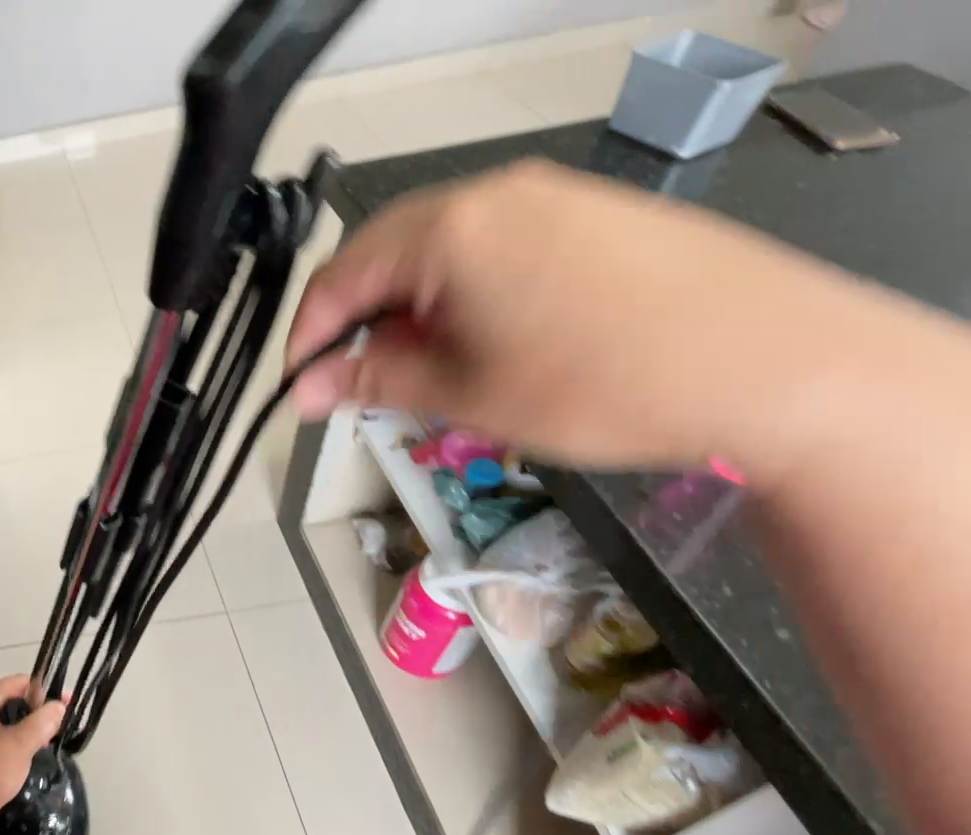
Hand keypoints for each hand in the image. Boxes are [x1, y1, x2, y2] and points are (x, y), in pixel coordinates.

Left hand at [0, 675, 64, 832]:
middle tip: (65, 715)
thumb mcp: (21, 743)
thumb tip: (59, 705)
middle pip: (14, 699)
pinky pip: (8, 735)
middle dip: (40, 705)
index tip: (65, 697)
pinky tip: (39, 746)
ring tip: (56, 730)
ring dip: (33, 722)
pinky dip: (24, 737)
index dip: (42, 687)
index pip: (16, 682)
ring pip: (12, 719)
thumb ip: (42, 721)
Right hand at [284, 160, 925, 484]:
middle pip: (384, 257)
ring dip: (411, 312)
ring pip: (438, 254)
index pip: (338, 278)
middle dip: (359, 324)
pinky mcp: (588, 214)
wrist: (778, 364)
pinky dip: (463, 296)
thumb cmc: (605, 383)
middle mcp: (492, 196)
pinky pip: (492, 248)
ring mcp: (547, 197)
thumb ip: (372, 381)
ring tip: (425, 373)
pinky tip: (482, 343)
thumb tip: (308, 386)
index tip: (300, 387)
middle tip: (357, 385)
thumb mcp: (465, 394)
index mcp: (447, 231)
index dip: (307, 338)